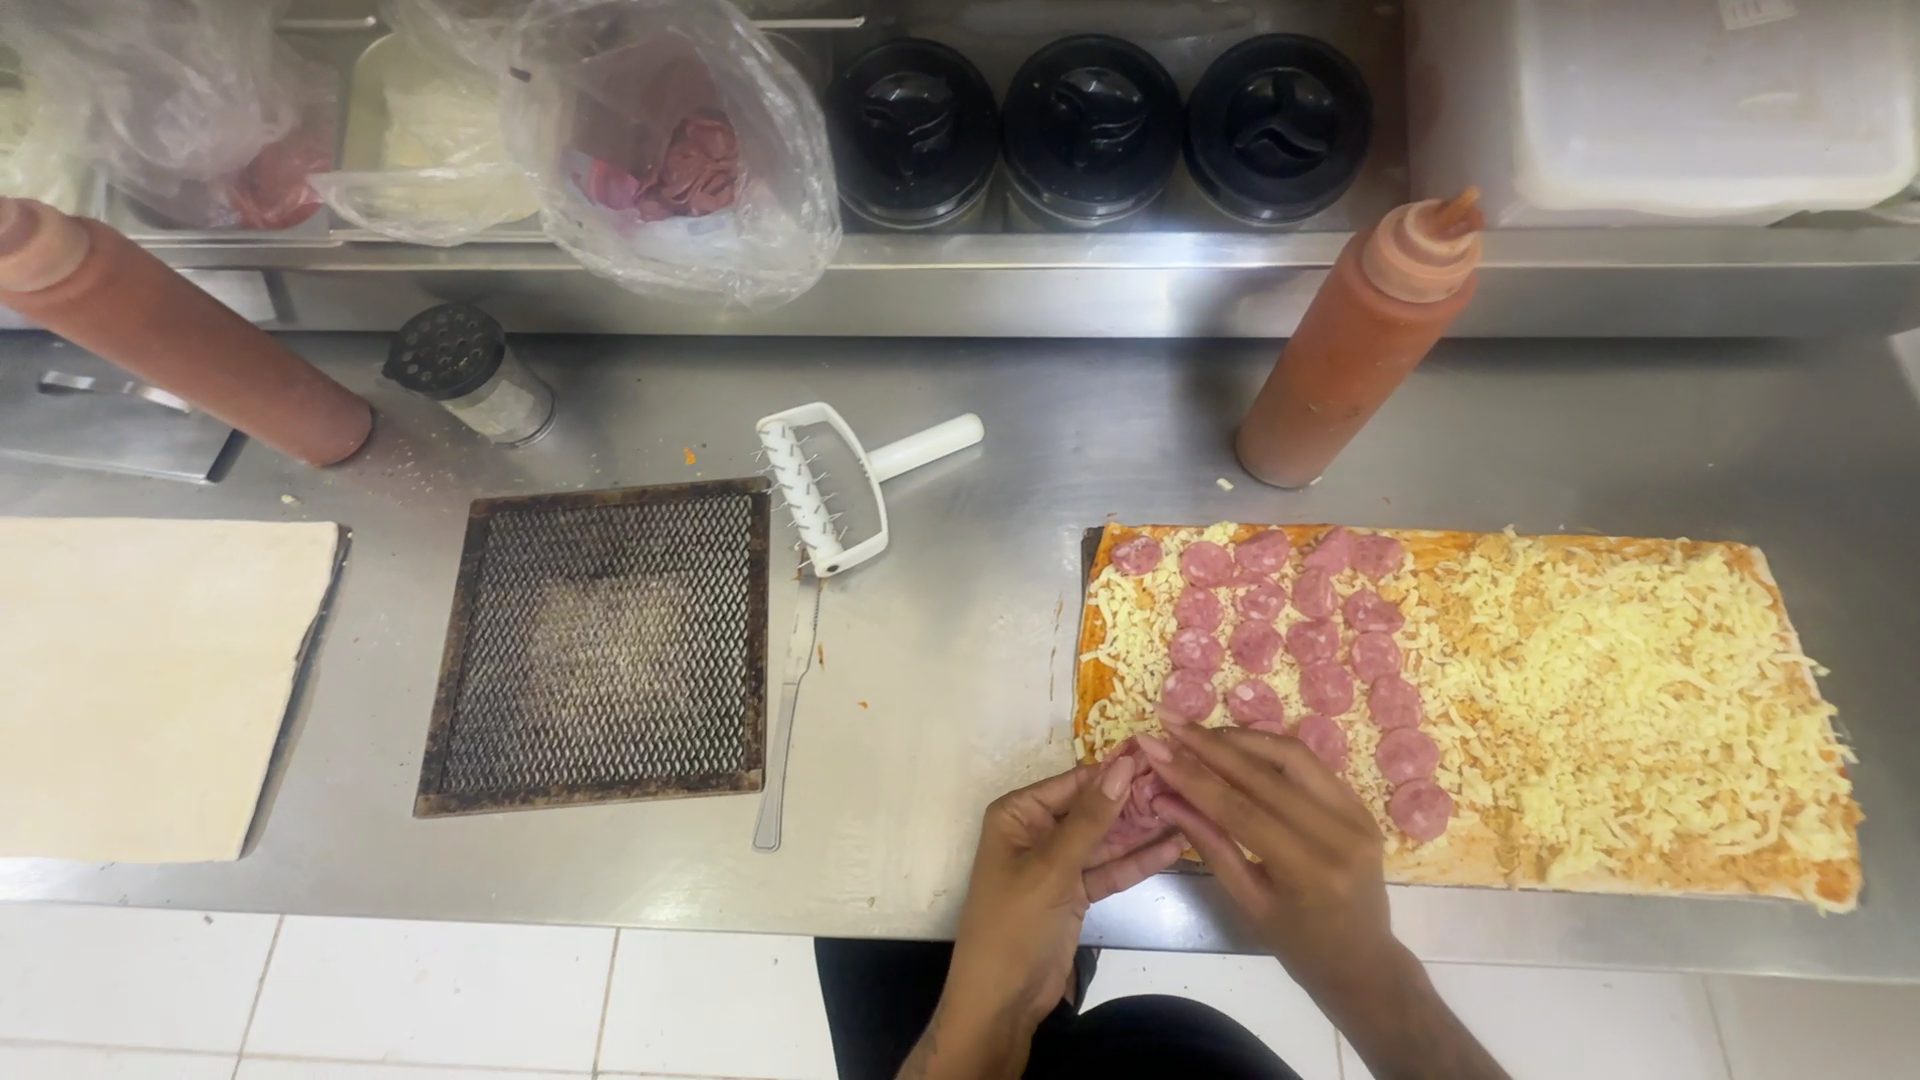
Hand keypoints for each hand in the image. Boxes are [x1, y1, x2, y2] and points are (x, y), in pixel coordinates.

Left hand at [946, 758, 1185, 1028]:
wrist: (1000, 1002)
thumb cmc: (1013, 923)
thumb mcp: (1051, 867)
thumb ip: (1091, 819)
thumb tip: (1122, 767)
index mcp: (1018, 813)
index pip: (1074, 783)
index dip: (1114, 771)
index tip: (1158, 757)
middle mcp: (1037, 831)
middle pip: (1092, 809)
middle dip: (1133, 800)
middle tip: (1181, 784)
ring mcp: (1058, 863)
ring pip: (1105, 839)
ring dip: (1141, 829)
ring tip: (1185, 809)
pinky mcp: (1075, 893)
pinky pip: (1109, 869)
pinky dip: (1137, 862)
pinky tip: (1172, 848)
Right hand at [1139, 723, 1509, 1079]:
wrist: (1366, 962)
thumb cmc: (1298, 943)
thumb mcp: (1246, 901)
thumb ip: (1208, 844)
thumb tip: (1162, 797)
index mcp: (1308, 871)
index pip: (1238, 808)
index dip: (1190, 774)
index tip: (1151, 746)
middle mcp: (1338, 835)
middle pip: (1262, 773)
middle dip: (1207, 743)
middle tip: (1167, 719)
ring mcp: (1356, 814)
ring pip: (1288, 753)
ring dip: (1237, 737)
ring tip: (1196, 731)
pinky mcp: (1359, 803)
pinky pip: (1307, 762)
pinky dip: (1265, 746)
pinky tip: (1233, 743)